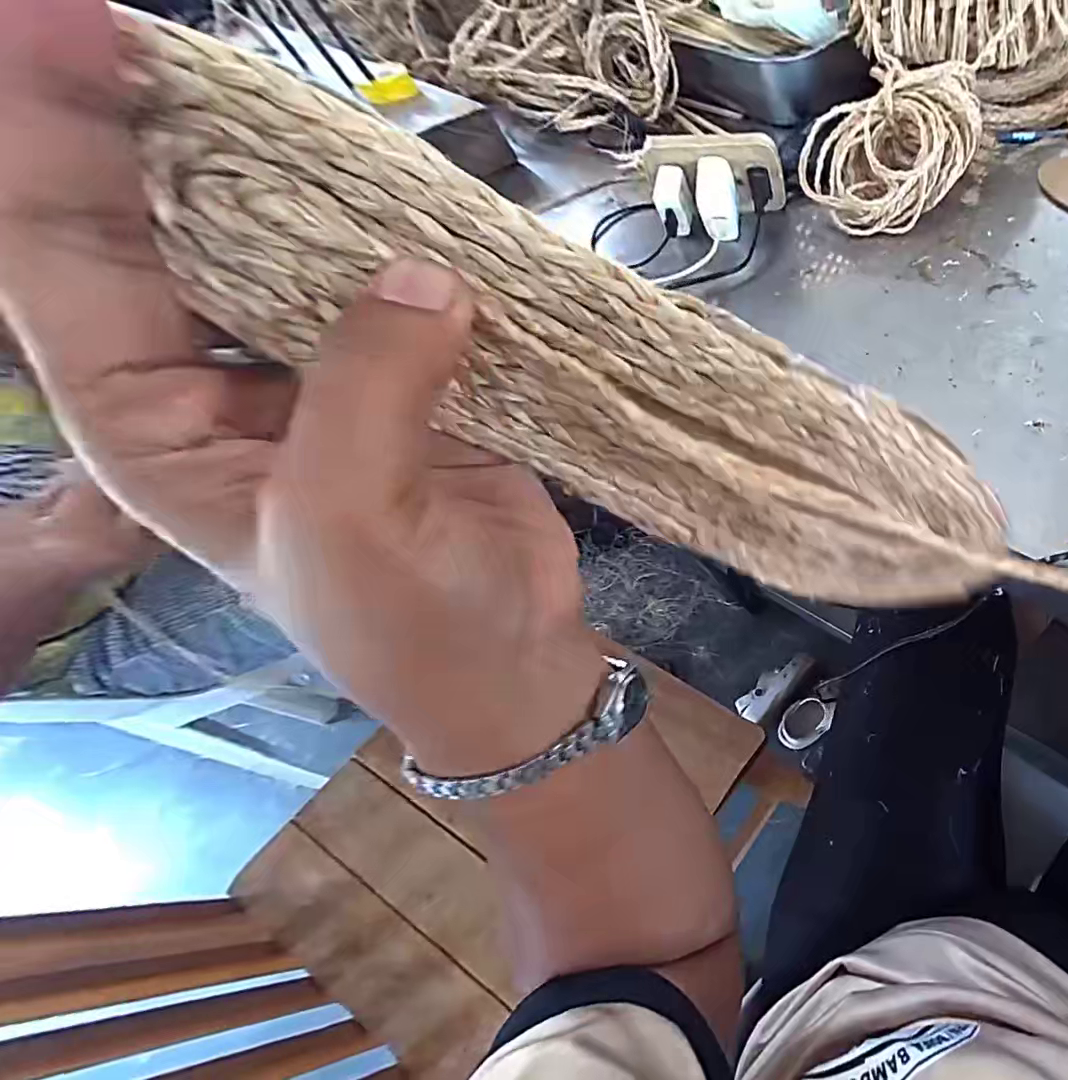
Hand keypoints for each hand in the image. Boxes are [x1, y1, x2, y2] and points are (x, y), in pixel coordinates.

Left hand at [0, 1, 601, 772]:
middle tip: (224, 74)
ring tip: (360, 151)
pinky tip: (457, 243)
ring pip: (332, 282)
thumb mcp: (344, 513)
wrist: (515, 658)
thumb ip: (367, 387)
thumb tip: (429, 275)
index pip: (72, 261)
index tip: (76, 29)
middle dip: (201, 158)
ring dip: (345, 220)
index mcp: (161, 423)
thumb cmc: (407, 618)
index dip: (58, 143)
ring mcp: (357, 393)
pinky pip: (436, 326)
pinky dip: (448, 286)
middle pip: (200, 249)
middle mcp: (247, 392)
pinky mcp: (449, 402)